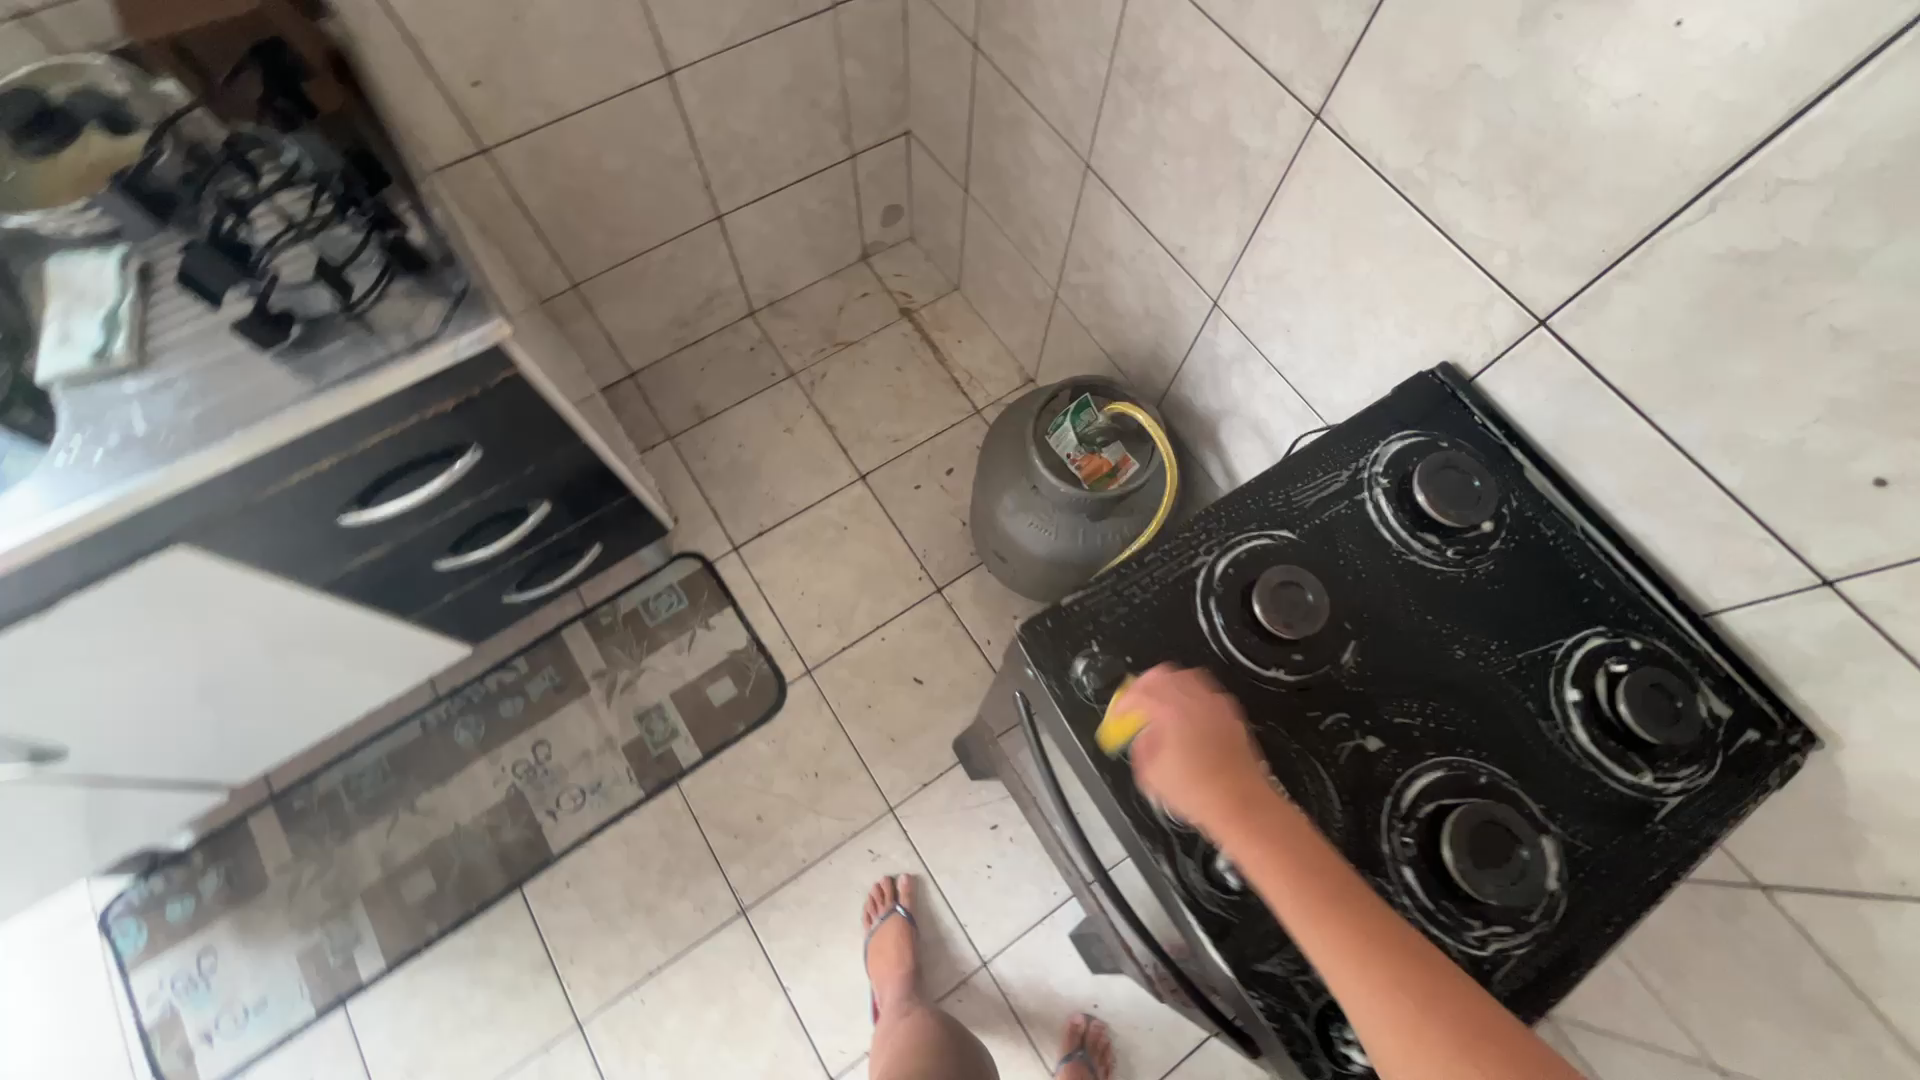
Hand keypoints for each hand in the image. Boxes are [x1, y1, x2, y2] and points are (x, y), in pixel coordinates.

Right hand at [1117, 664, 1271, 832]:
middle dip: (1145, 686)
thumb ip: (1140, 747)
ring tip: (1161, 706)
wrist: (1241, 805)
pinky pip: (1207, 694)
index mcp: (1170, 710)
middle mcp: (1195, 700)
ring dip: (1169, 688)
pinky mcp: (1232, 716)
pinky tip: (1188, 718)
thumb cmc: (1201, 793)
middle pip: (1163, 674)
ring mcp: (1217, 705)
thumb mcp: (1151, 774)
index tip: (1119, 715)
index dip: (1122, 703)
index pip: (1137, 693)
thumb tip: (1141, 739)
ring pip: (1188, 677)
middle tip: (1136, 702)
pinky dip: (1192, 698)